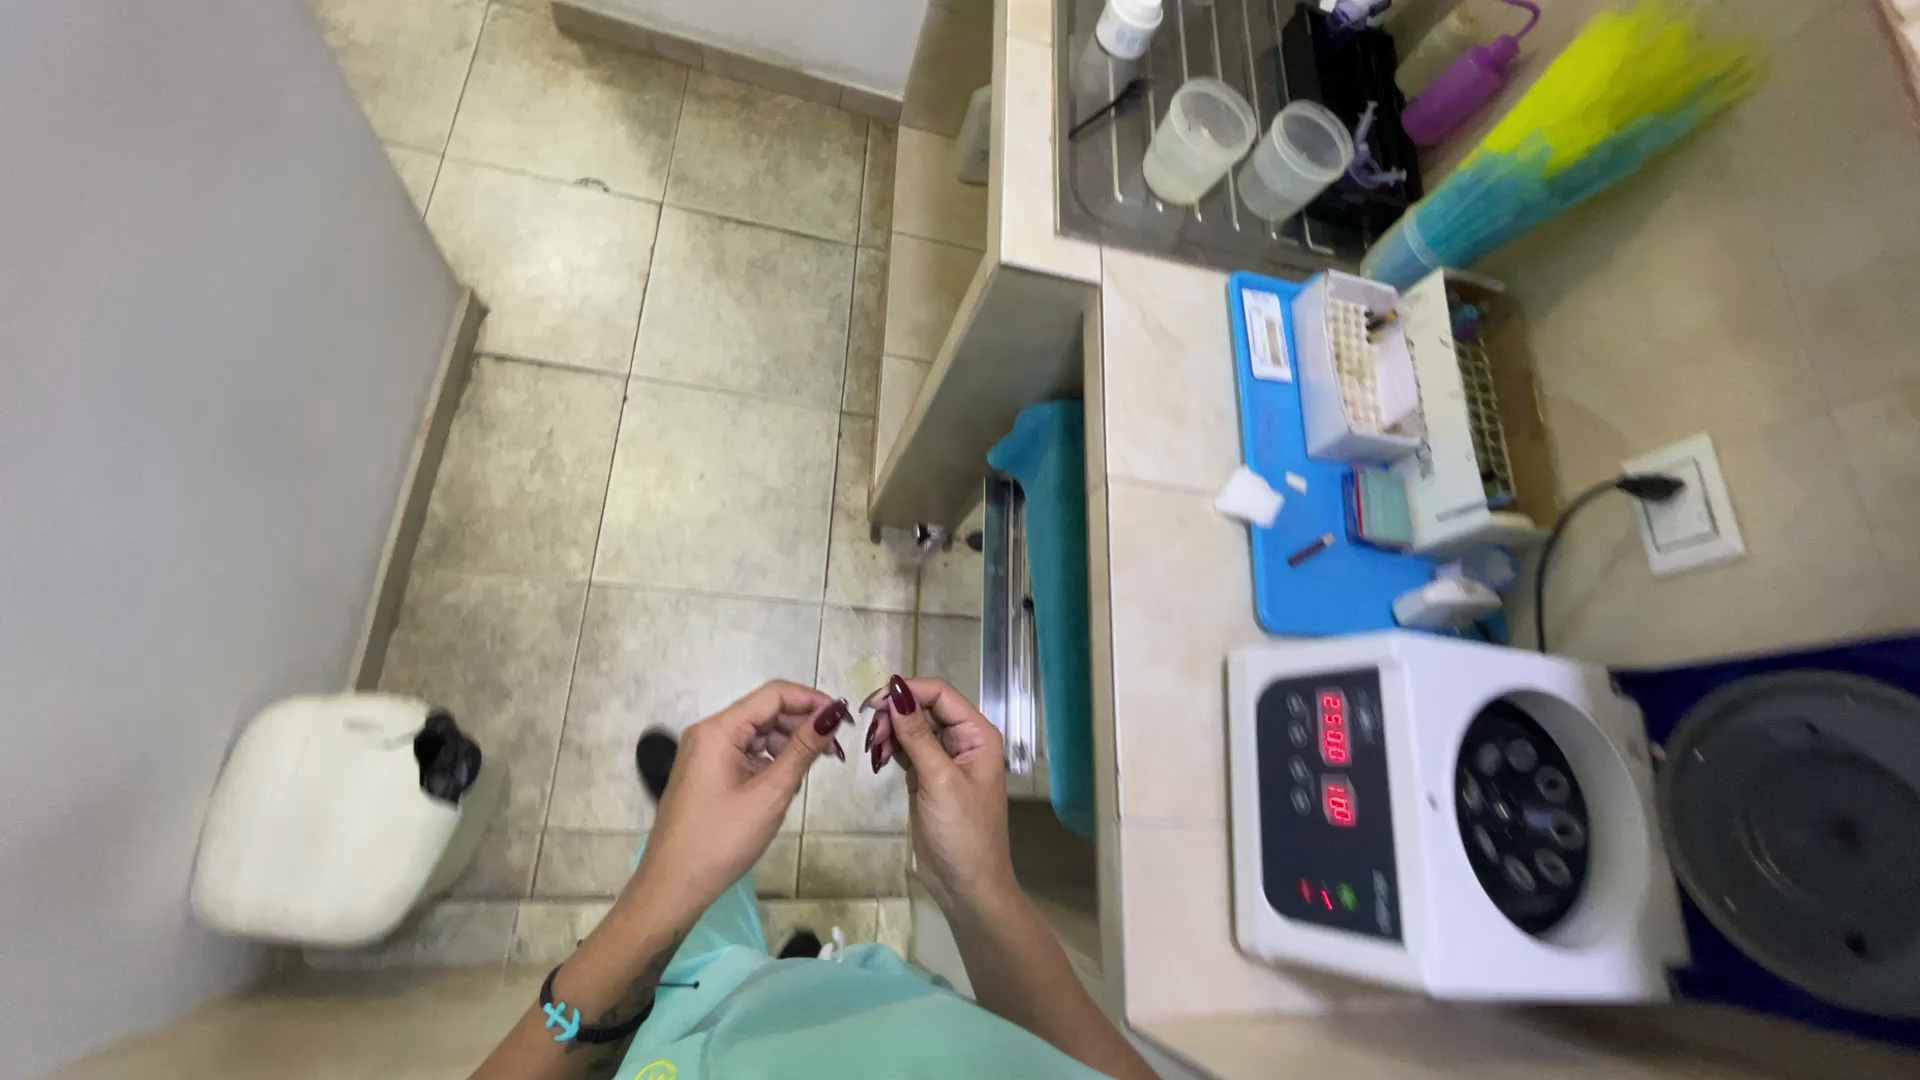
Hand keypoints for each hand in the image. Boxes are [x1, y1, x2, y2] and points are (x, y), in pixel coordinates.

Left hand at [628, 681, 853, 921]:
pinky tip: (786, 784)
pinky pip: (747, 753)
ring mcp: (706, 753)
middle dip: (802, 724)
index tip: (843, 718)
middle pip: (766, 711)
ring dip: (789, 745)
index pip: (774, 695)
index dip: (812, 700)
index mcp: (718, 730)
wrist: (672, 890)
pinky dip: (771, 762)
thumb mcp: (770, 793)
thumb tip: (833, 714)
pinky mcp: (708, 773)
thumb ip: (803, 749)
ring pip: (758, 733)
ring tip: (811, 771)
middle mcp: (710, 733)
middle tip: (836, 749)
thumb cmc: (721, 840)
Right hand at [863, 676, 1016, 914]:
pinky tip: (877, 756)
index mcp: (978, 734)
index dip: (908, 691)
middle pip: (924, 706)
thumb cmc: (963, 833)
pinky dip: (890, 747)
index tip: (873, 703)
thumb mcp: (940, 781)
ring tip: (872, 749)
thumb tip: (896, 693)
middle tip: (869, 732)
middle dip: (895, 712)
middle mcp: (964, 739)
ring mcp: (945, 757)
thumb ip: (918, 736)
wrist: (967, 886)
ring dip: (889, 730)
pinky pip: (907, 748)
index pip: (940, 694)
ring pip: (912, 726)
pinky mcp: (928, 775)